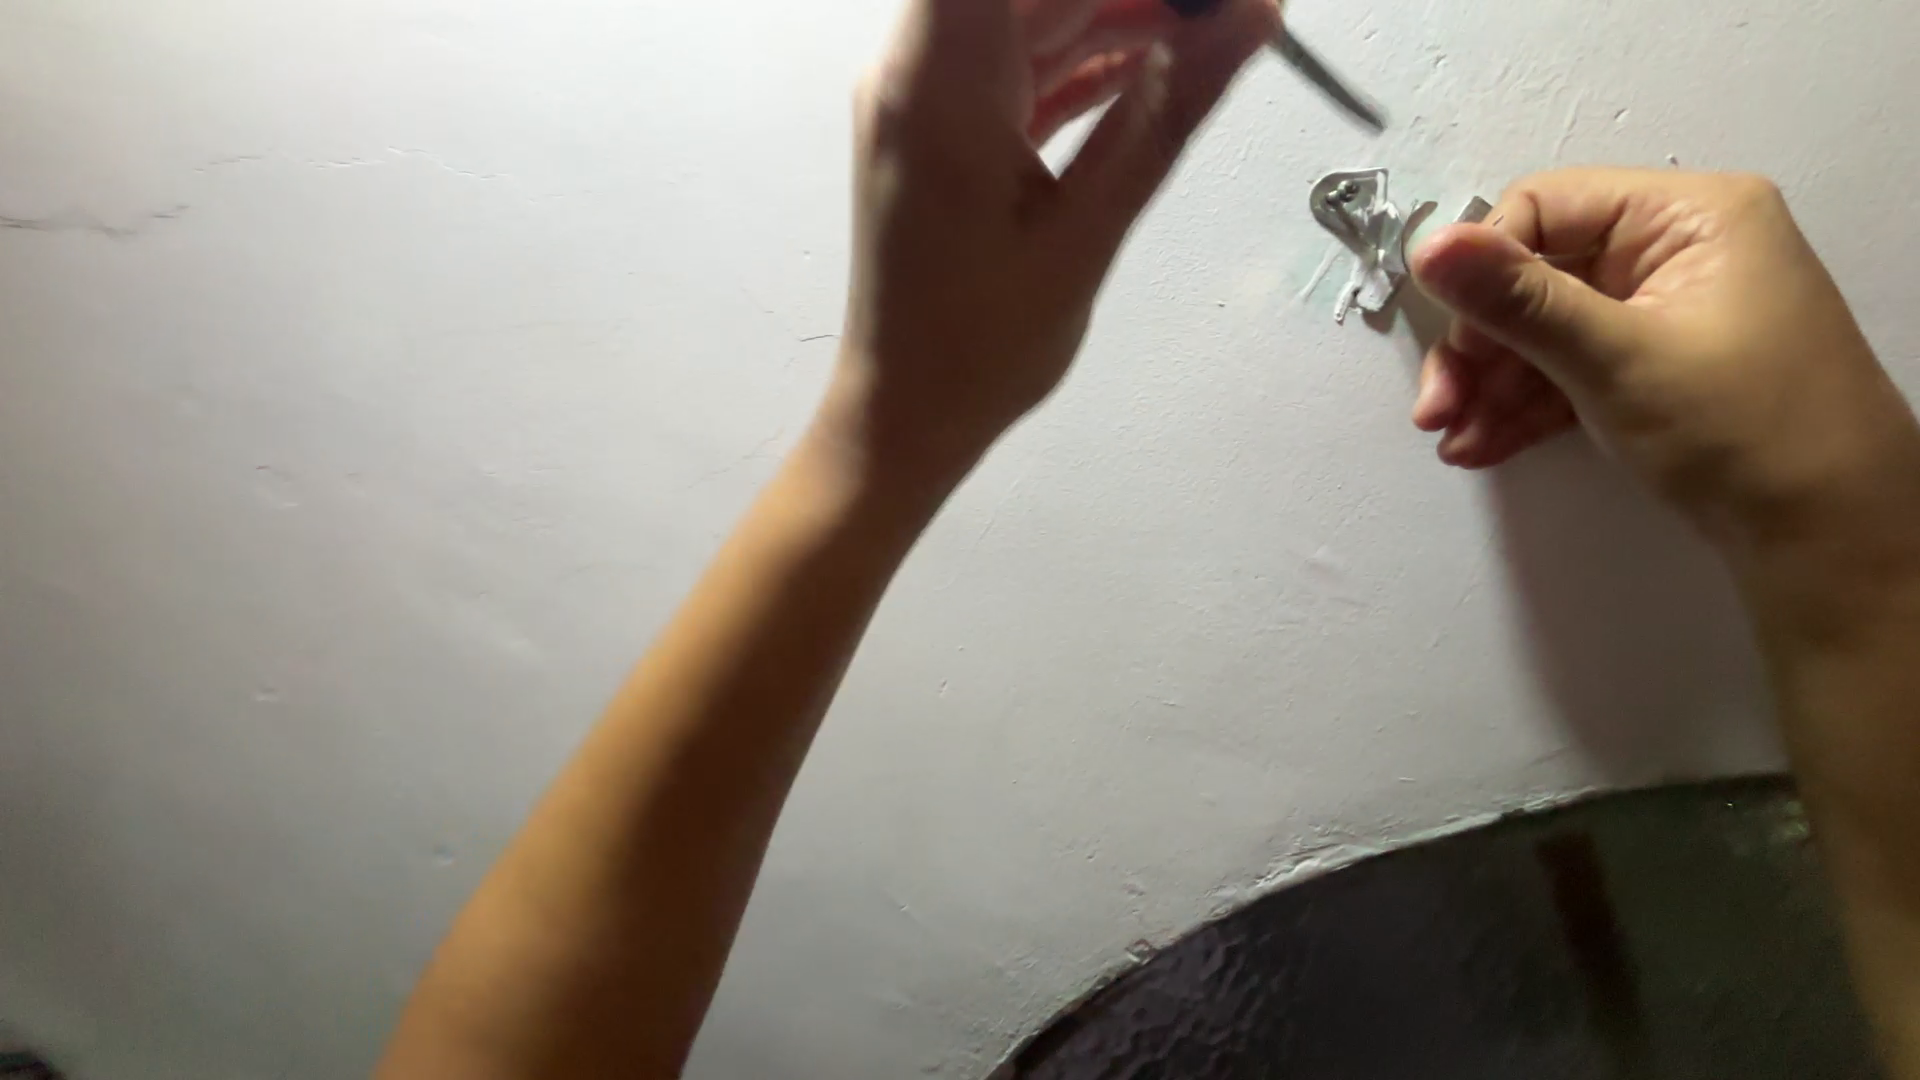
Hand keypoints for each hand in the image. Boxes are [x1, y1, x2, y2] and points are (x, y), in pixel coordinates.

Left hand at [825, 0, 1275, 481]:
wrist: (908, 411)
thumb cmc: (981, 347)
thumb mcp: (1085, 232)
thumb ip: (1167, 116)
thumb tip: (1254, 20)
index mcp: (937, 78)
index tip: (1213, 1)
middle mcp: (915, 69)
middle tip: (1236, 16)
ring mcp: (925, 102)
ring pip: (1033, 16)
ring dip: (1124, 18)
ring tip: (1216, 38)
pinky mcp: (942, 136)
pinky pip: (1018, 71)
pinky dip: (1084, 68)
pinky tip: (1154, 71)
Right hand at [1409, 168, 1919, 550]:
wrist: (1819, 528)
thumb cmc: (1742, 428)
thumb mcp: (1614, 357)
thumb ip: (1515, 300)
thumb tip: (1427, 246)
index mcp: (1682, 218)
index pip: (1541, 210)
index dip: (1483, 272)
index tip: (1456, 344)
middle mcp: (1662, 253)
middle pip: (1524, 281)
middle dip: (1474, 352)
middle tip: (1439, 410)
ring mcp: (1647, 312)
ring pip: (1528, 334)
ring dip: (1482, 390)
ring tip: (1456, 442)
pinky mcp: (1634, 363)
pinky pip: (1550, 371)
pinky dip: (1510, 409)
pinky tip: (1480, 446)